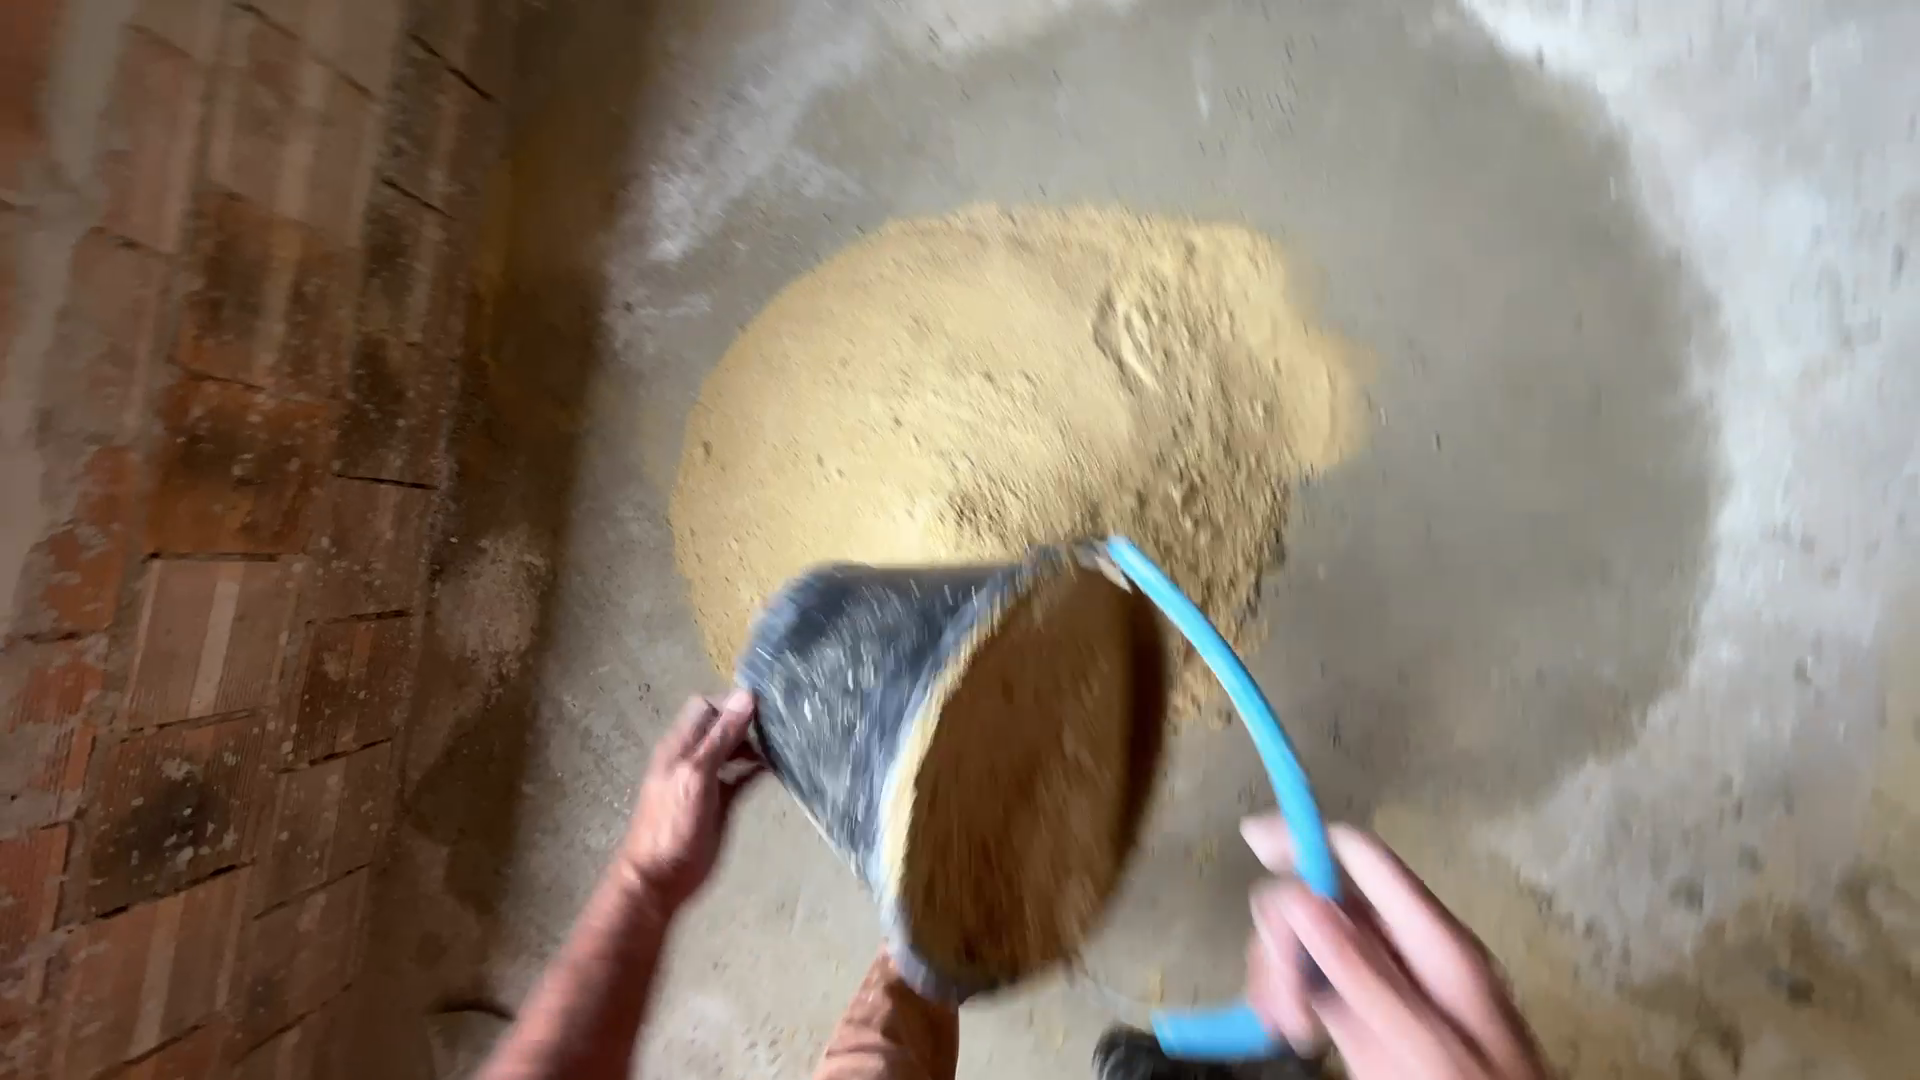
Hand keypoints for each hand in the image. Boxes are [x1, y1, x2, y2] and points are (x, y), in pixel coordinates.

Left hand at [619, 690, 765, 908]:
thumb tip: (746, 695)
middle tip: (780, 722)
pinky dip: (758, 768)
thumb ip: (721, 736)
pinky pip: (743, 775)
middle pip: (723, 725)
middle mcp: (694, 756)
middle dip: (749, 720)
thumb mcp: (696, 774)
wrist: (660, 880)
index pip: (706, 706)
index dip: (732, 702)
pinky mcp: (722, 800)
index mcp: (680, 745)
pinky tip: (777, 766)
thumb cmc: (672, 825)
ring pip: (735, 748)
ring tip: (783, 742)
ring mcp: (708, 779)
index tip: (764, 706)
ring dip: (756, 743)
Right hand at [1240, 819, 1545, 1079]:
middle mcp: (1398, 944)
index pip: (1359, 856)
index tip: (1251, 841)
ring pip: (1300, 934)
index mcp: (1431, 939)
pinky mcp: (1356, 1007)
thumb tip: (1302, 899)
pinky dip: (1279, 990)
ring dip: (1275, 968)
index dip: (1305, 837)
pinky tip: (1282, 1028)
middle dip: (1283, 933)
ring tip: (1281, 1026)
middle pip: (1317, 896)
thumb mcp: (1429, 1050)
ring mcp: (1375, 975)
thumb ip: (1368, 977)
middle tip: (1278, 995)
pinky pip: (1301, 973)